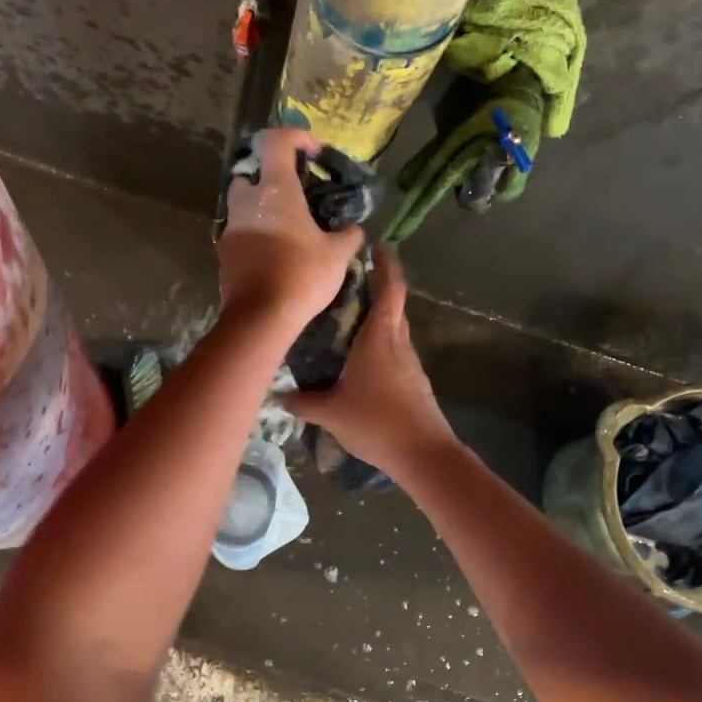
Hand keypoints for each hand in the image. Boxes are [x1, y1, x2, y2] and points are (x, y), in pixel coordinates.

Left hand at [217, 128, 365, 329]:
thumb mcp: (338, 255)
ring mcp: (230, 227)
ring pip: (242, 204)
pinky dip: (255, 233)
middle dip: (270, 177)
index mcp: (275, 189)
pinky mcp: (224, 252)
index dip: (296, 137)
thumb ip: (348, 235)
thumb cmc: (301, 276)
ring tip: (287, 227)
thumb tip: (354, 229)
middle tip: (295, 195)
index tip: (314, 153)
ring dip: (261, 207)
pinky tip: (275, 252)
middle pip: (251, 172)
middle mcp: (246, 201)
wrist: (260, 317)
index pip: (276, 141)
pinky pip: (240, 232)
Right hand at [281, 247, 454, 472]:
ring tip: (350, 323)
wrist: (422, 453)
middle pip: (393, 307)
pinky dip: (380, 348)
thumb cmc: (376, 421)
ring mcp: (410, 365)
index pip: (389, 289)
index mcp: (380, 338)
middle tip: (351, 284)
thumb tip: (279, 396)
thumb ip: (304, 402)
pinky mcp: (414, 384)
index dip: (386, 265)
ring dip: (378, 322)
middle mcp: (398, 343)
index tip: (380, 247)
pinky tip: (361, 363)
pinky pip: (395, 355)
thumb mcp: (330, 412)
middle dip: (378, 291)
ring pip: (394, 332)